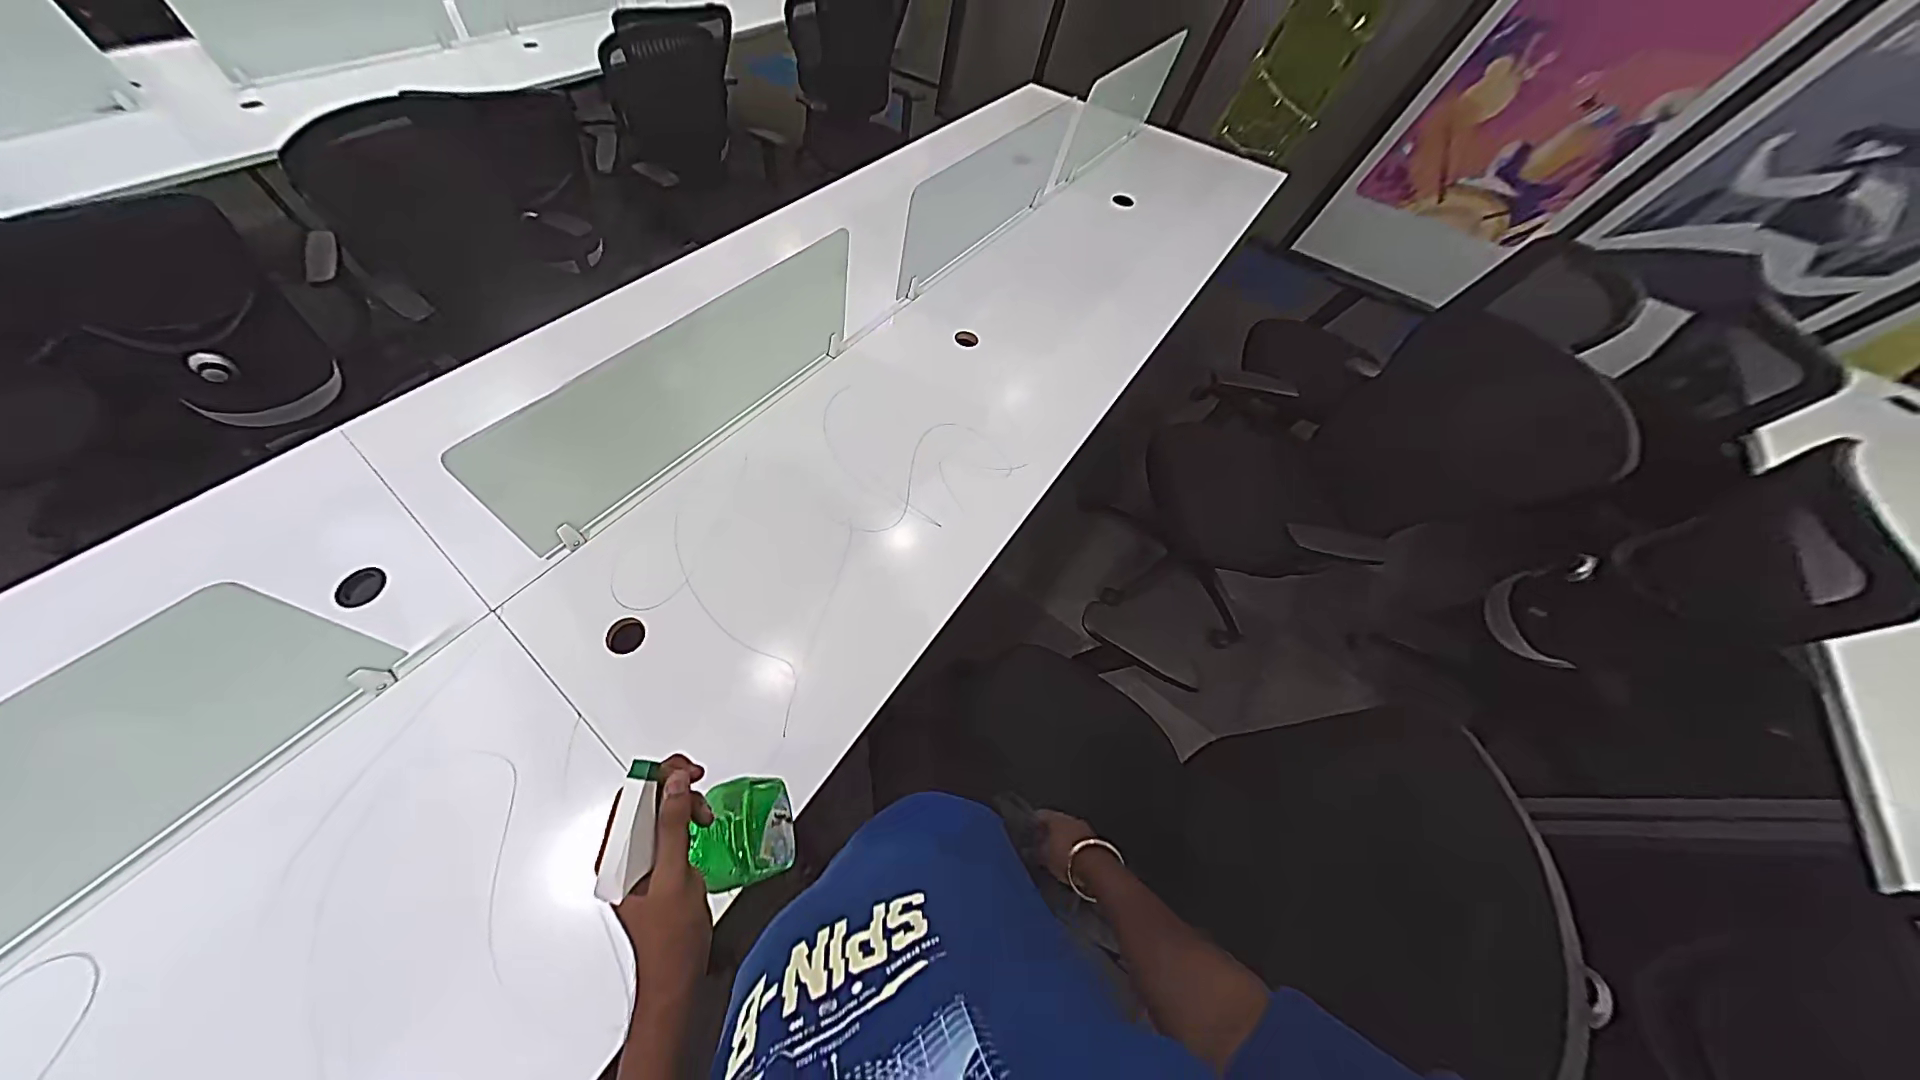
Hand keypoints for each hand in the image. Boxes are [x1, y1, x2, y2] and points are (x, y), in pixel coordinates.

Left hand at [612, 754, 715, 1011]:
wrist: (678, 972)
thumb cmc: (671, 936)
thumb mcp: (674, 874)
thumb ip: (672, 826)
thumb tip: (672, 784)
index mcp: (615, 857)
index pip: (630, 798)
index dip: (657, 776)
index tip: (686, 770)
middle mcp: (622, 856)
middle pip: (643, 800)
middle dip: (674, 786)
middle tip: (698, 781)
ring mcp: (639, 860)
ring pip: (658, 811)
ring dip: (683, 802)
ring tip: (702, 816)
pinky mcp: (657, 864)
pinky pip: (667, 826)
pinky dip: (685, 816)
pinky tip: (698, 823)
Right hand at [1033, 809, 1097, 886]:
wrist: (1097, 868)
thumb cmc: (1066, 859)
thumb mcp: (1045, 858)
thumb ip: (1035, 852)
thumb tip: (1027, 849)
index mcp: (1056, 818)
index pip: (1041, 814)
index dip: (1033, 822)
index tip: (1029, 830)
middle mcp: (1070, 818)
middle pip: (1056, 821)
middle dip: (1049, 830)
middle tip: (1042, 842)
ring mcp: (1085, 827)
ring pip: (1069, 829)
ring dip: (1063, 837)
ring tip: (1057, 850)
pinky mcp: (1095, 839)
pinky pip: (1079, 838)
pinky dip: (1074, 843)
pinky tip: (1071, 854)